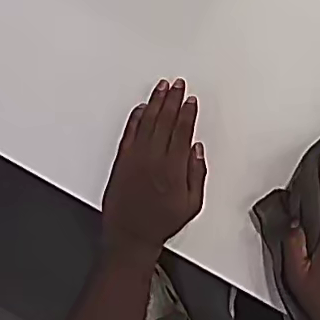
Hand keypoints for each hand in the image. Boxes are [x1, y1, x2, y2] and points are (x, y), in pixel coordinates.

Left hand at [100, 79, 205, 265]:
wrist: (130, 234)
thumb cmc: (160, 222)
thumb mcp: (191, 204)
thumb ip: (197, 174)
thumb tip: (196, 150)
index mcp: (173, 168)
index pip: (182, 130)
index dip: (188, 112)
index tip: (191, 100)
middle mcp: (154, 158)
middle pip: (166, 120)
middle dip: (173, 99)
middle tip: (178, 84)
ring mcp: (136, 157)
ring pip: (148, 121)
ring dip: (156, 101)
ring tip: (162, 87)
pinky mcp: (122, 159)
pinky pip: (130, 132)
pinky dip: (136, 117)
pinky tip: (142, 107)